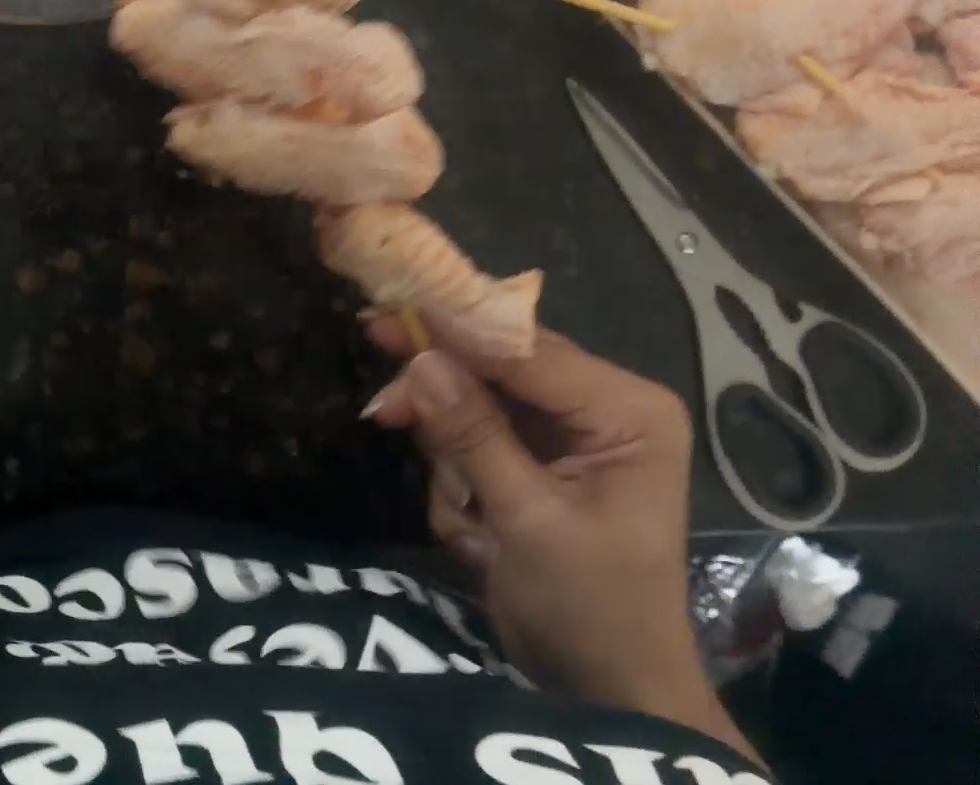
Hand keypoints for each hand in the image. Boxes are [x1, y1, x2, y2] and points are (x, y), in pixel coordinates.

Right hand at [363, 322, 735, 736]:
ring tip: (462, 512)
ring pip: (473, 401)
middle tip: (380, 409)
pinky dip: (454, 472)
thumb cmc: (589, 605)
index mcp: (625, 411)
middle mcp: (600, 406)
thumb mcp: (526, 519)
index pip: (524, 350)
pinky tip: (471, 521)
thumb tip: (419, 359)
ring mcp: (566, 431)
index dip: (450, 331)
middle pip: (493, 367)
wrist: (609, 685)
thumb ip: (473, 434)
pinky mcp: (536, 454)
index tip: (381, 320)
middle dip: (440, 399)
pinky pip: (471, 433)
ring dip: (449, 453)